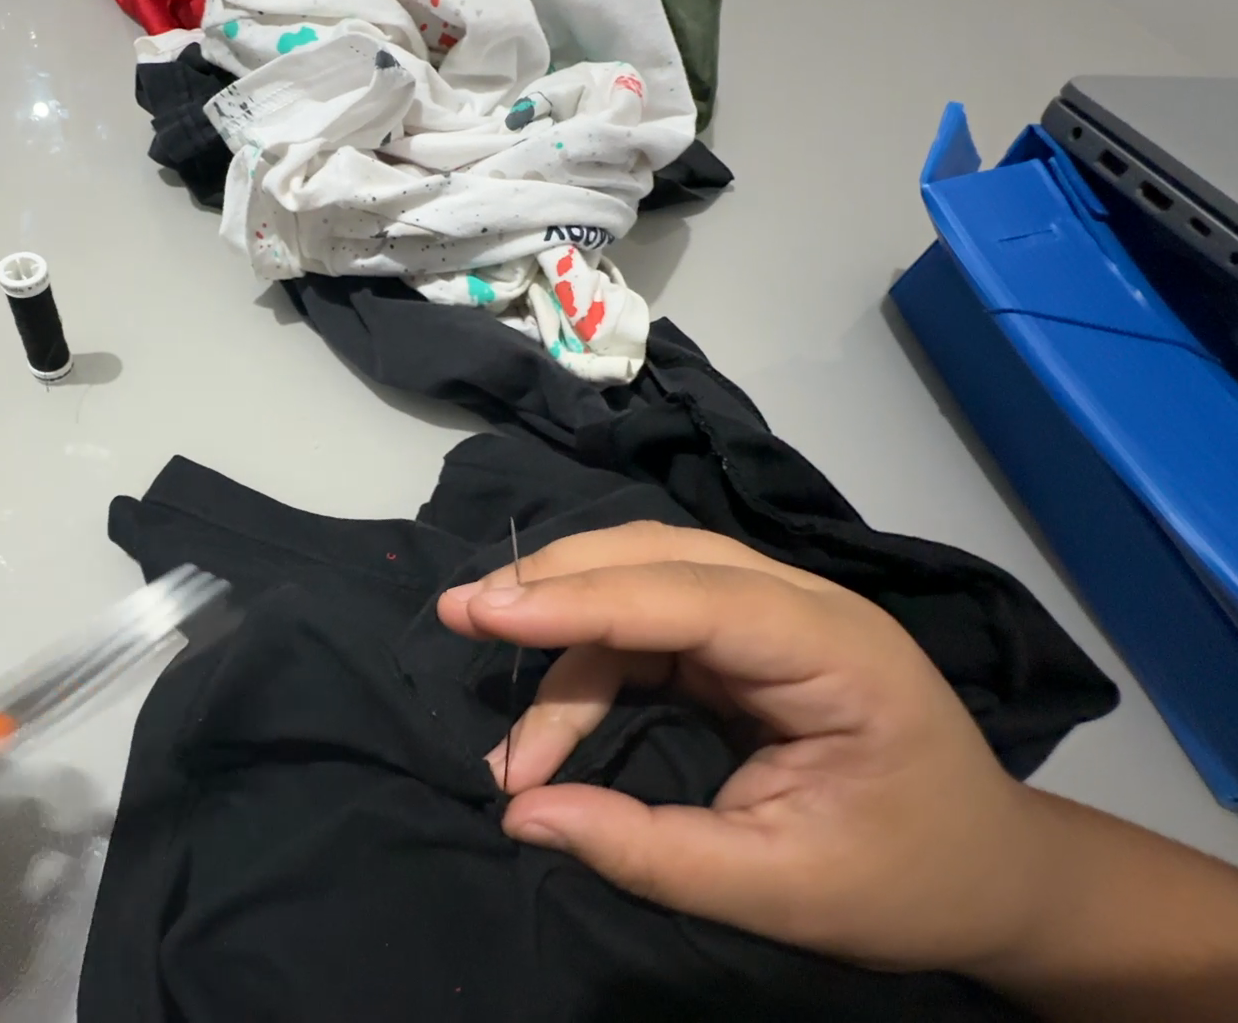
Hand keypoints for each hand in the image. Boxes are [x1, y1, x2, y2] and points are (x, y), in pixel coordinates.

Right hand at [439, 522, 1059, 974]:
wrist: (986, 869)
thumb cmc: (906, 880)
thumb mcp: (780, 891)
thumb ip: (647, 852)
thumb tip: (522, 814)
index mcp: (834, 651)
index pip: (690, 596)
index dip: (581, 600)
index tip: (485, 613)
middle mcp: (793, 603)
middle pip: (650, 556)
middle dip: (552, 582)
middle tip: (461, 613)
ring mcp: (759, 610)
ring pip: (632, 576)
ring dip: (555, 615)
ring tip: (485, 658)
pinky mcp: (728, 633)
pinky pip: (633, 621)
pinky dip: (576, 656)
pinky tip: (542, 715)